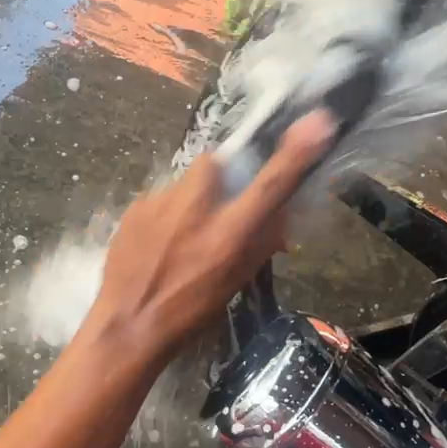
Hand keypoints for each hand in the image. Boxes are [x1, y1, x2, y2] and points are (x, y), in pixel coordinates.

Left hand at [80, 111, 335, 366]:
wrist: (128, 326)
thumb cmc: (190, 313)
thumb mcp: (236, 280)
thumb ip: (260, 241)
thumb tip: (279, 215)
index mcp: (229, 234)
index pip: (271, 184)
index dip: (297, 152)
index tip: (318, 122)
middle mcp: (196, 208)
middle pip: (214, 164)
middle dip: (218, 178)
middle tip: (214, 209)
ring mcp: (160, 203)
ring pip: (185, 182)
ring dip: (189, 199)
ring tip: (179, 235)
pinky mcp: (135, 206)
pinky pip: (160, 198)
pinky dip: (164, 214)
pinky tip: (156, 243)